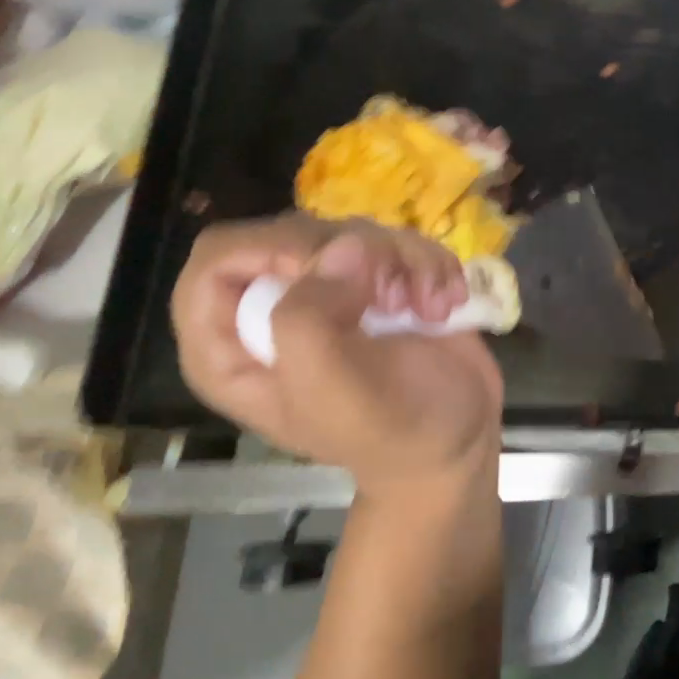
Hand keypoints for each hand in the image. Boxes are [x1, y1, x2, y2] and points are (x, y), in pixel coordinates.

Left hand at [171, 214, 504, 493]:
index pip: (221, 256)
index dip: (276, 250)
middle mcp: (276, 310)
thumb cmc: (390, 431)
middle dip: (361, 255)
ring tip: (431, 308)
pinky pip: (405, 243)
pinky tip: (447, 303)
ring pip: (359, 233)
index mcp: (232, 343)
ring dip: (409, 262)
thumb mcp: (332, 389)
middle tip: (396, 298)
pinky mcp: (388, 288)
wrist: (458, 445)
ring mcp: (336, 295)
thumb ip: (309, 318)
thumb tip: (345, 247)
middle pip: (298, 233)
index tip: (338, 274)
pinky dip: (435, 265)